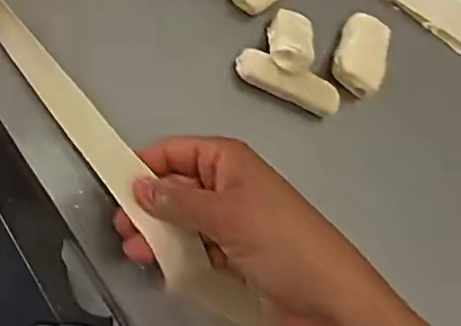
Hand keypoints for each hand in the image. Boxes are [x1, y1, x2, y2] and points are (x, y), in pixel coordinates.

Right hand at [115, 138, 423, 325]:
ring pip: (184, 219)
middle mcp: (229, 185)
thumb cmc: (289, 245)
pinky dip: (180, 254)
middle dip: (148, 205)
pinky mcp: (241, 255)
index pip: (173, 152)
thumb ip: (177, 200)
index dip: (144, 165)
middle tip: (124, 223)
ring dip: (159, 233)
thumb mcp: (225, 215)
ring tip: (137, 249)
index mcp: (227, 160)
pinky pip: (199, 247)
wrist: (342, 309)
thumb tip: (142, 186)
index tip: (118, 183)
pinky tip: (164, 264)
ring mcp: (236, 221)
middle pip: (175, 186)